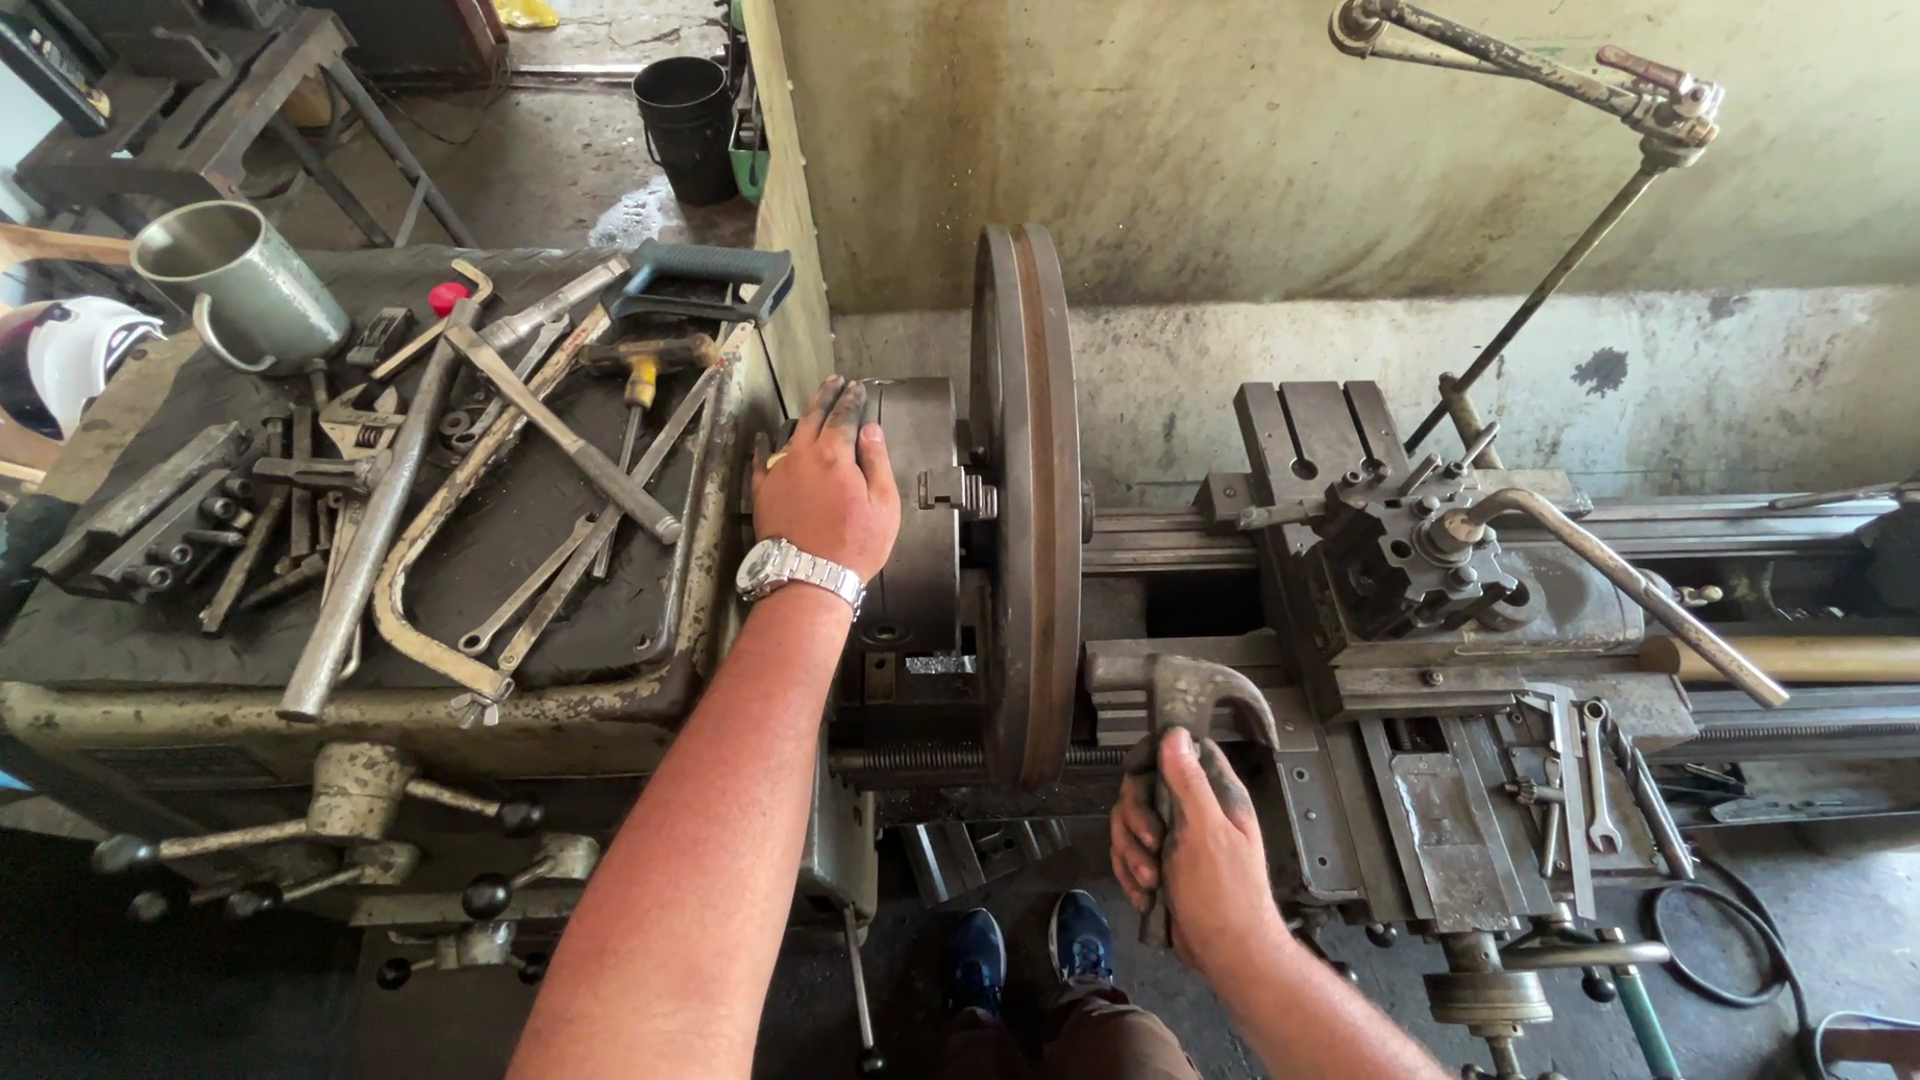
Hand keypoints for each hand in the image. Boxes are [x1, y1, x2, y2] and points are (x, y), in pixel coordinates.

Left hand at [752, 376, 900, 581]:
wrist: (808, 578)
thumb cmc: (854, 546)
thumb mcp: (883, 505)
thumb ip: (876, 463)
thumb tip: (871, 431)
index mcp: (835, 456)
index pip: (844, 417)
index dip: (852, 399)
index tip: (857, 388)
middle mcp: (803, 457)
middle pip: (814, 416)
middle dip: (826, 396)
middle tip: (834, 381)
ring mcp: (779, 474)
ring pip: (790, 435)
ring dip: (803, 417)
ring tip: (813, 406)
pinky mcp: (763, 494)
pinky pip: (760, 462)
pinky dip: (762, 447)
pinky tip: (763, 438)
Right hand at [1111, 727, 1291, 979]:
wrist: (1226, 957)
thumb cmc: (1225, 894)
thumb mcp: (1206, 833)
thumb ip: (1188, 783)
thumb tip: (1175, 732)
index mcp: (1216, 797)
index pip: (1185, 753)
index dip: (1160, 758)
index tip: (1143, 778)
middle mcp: (1195, 811)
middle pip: (1143, 788)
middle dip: (1136, 820)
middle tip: (1151, 845)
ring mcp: (1176, 839)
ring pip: (1130, 823)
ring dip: (1131, 853)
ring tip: (1149, 882)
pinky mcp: (1160, 864)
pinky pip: (1128, 853)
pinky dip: (1129, 873)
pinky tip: (1144, 895)